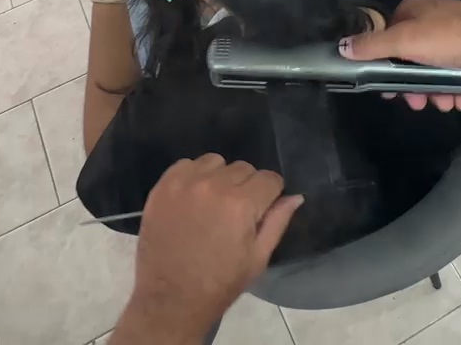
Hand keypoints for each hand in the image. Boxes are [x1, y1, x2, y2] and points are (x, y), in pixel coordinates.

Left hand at [120, 155, 302, 340]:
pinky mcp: (164, 184)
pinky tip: (192, 199)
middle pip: (244, 168)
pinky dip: (194, 176)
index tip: (262, 208)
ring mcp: (186, 182)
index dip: (271, 193)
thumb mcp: (256, 259)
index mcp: (241, 204)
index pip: (270, 178)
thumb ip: (277, 222)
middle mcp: (214, 185)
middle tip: (236, 212)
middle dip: (246, 186)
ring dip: (220, 177)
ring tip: (213, 204)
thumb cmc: (219, 283)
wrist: (170, 299)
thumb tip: (296, 196)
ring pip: (216, 161)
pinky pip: (188, 164)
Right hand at [342, 0, 460, 111]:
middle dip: (415, 85)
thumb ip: (372, 46)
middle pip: (412, 59)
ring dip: (438, 91)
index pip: (388, 39)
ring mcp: (454, 33)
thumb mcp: (404, 42)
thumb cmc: (447, 38)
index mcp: (412, 10)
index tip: (389, 90)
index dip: (386, 66)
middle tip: (420, 103)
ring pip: (436, 69)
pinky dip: (457, 88)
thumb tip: (341, 47)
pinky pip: (457, 72)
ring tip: (448, 104)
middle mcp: (431, 18)